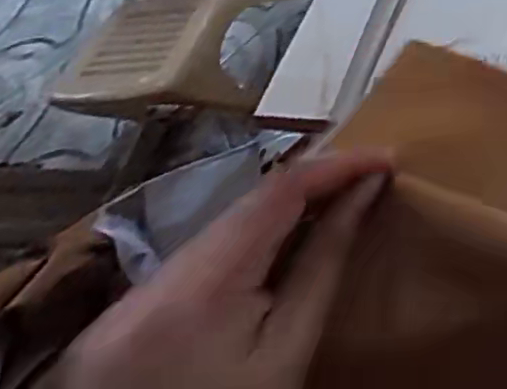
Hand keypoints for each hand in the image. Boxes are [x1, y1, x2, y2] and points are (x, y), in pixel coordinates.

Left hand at [58, 150, 389, 388]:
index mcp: (201, 289)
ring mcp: (131, 296)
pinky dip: (249, 236)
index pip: (278, 192)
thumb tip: (366, 189)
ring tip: (337, 197)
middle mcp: (155, 279)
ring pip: (224, 222)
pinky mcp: (121, 313)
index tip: (385, 157)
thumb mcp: (290, 349)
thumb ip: (324, 262)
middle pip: (248, 202)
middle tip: (368, 173)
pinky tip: (281, 240)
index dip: (336, 164)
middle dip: (313, 181)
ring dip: (282, 206)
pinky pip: (201, 250)